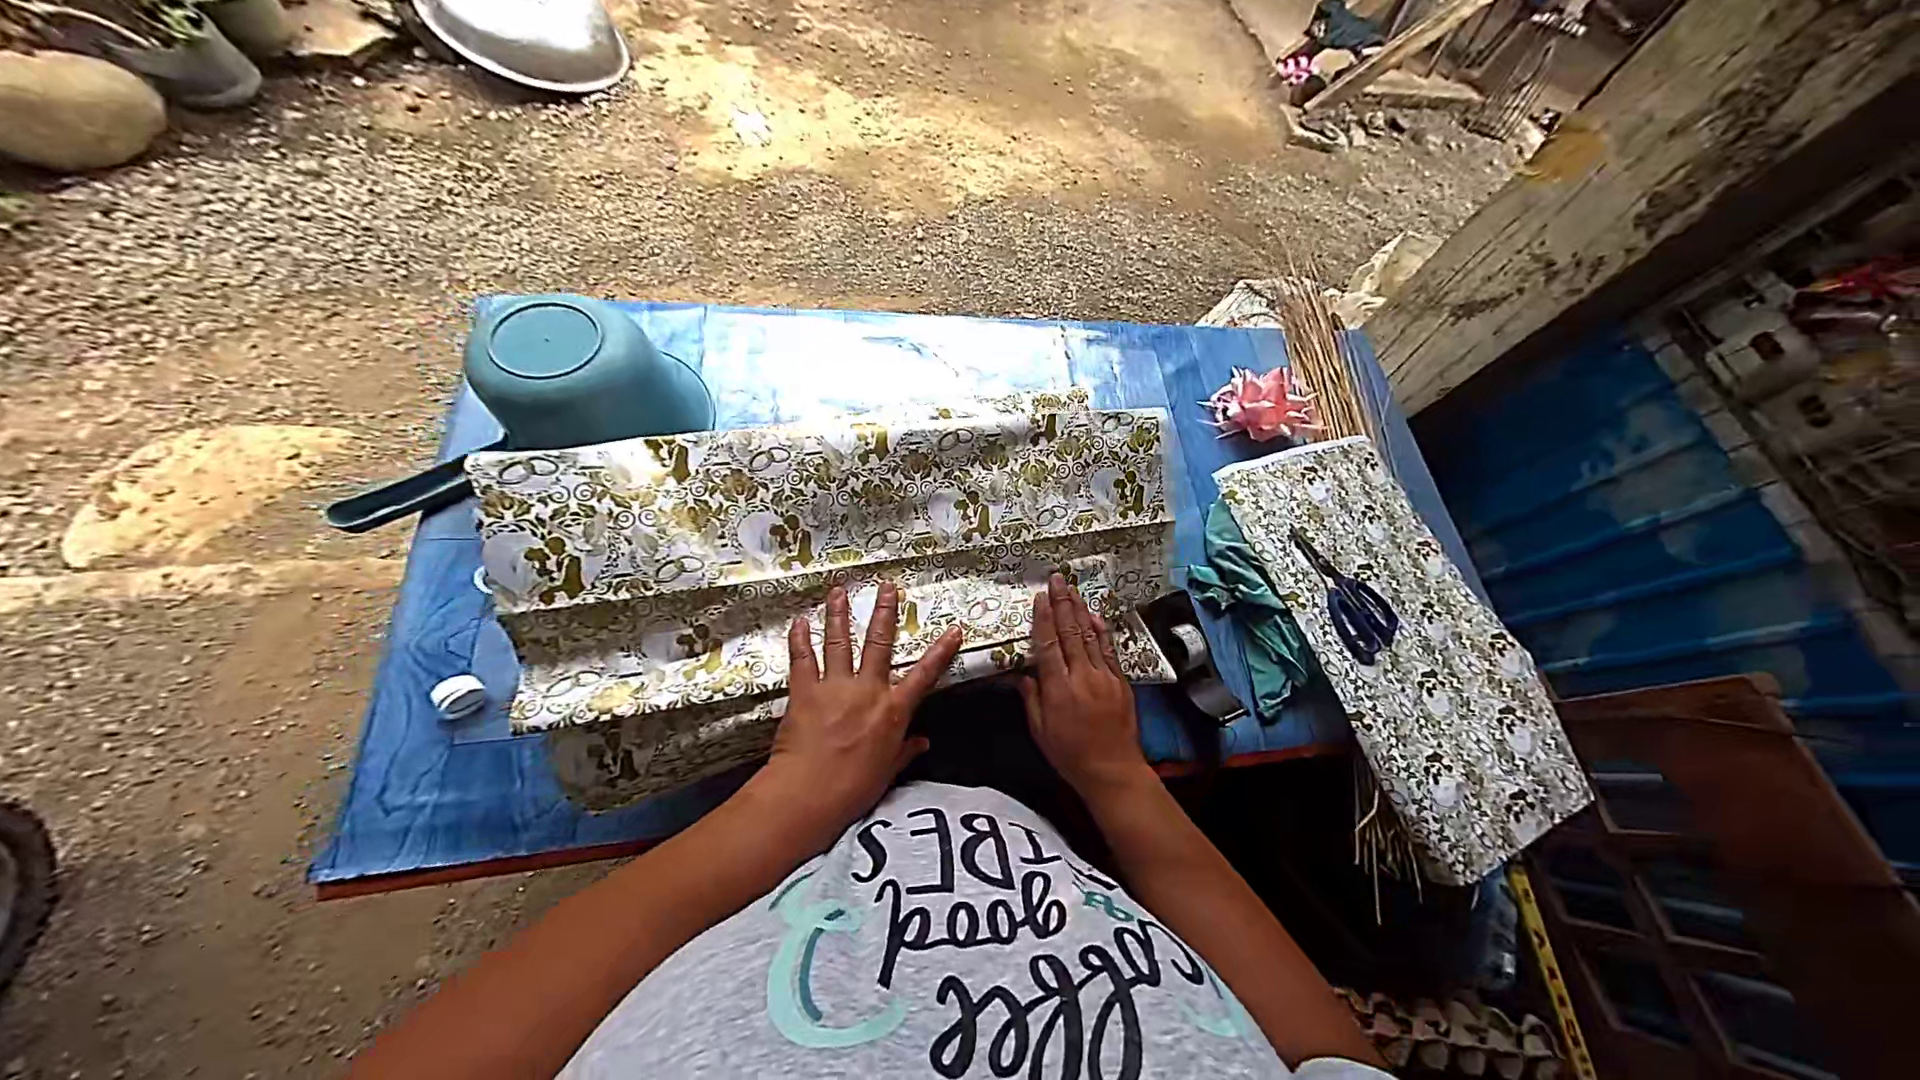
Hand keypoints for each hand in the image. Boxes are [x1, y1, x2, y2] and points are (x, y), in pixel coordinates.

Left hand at [758, 582, 962, 842]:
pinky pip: (803, 659)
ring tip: (839, 591)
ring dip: (839, 614)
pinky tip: (799, 622)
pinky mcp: (805, 690)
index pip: (924, 675)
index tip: (954, 630)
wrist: (808, 794)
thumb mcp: (887, 772)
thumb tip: (924, 742)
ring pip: (839, 642)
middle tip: (887, 587)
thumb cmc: (852, 788)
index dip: (941, 652)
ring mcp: (835, 686)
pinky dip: (800, 639)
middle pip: (879, 643)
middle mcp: (867, 690)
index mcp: (892, 710)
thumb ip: (905, 751)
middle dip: (884, 612)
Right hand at [1018, 574, 1151, 797]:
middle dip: (1062, 603)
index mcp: (1059, 688)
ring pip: (1090, 636)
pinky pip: (1109, 650)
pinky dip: (1101, 631)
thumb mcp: (1040, 729)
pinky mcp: (1120, 682)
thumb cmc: (1070, 754)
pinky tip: (1094, 616)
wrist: (1113, 770)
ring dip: (1080, 610)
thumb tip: (1021, 672)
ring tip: (1072, 590)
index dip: (1043, 619)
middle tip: (1057, 580)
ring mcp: (1104, 677)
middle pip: (1070, 632)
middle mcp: (1082, 676)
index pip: (1048, 645)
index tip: (1040, 598)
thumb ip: (1031, 697)